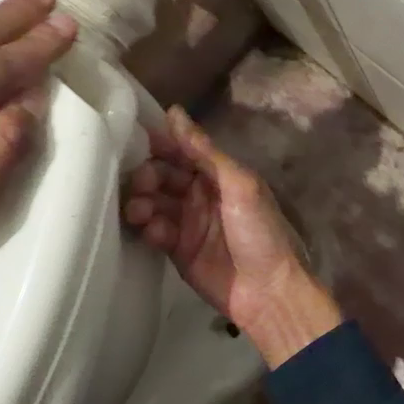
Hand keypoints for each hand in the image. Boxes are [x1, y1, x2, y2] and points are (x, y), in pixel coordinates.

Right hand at [122, 108, 340, 366]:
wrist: (270, 292)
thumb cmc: (261, 233)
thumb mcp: (240, 185)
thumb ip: (206, 152)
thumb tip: (173, 112)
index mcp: (219, 174)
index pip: (182, 150)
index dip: (159, 144)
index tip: (133, 140)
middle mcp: (201, 194)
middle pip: (162, 175)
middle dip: (146, 175)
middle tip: (140, 184)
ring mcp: (188, 223)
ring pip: (153, 202)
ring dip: (141, 202)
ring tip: (140, 211)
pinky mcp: (177, 251)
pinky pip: (154, 231)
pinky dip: (148, 228)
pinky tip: (152, 232)